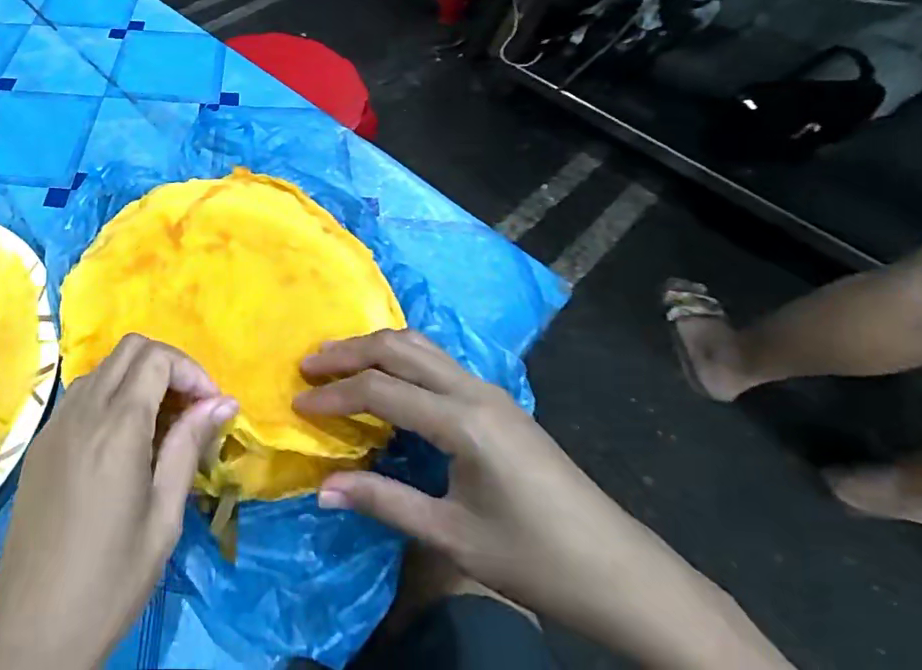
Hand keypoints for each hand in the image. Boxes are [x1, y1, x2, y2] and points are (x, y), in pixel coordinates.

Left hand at [0, 335, 236, 669]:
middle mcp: (82, 409)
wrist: (33, 622)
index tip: (212, 407)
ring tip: (163, 425)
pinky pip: (82, 393)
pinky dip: (112, 395)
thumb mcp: (164, 516)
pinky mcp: (41, 440)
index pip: (157, 358)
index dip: (192, 371)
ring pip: (104, 367)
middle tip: (192, 408)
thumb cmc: (111, 577)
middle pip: (130, 348)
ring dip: (139, 378)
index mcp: (116, 426)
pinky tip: (125, 440)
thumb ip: (189, 447)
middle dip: (169, 365)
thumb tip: (223, 402)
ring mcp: (56, 422)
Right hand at [295, 330, 790, 669]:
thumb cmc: (536, 561)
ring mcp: (491, 392)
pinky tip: (386, 378)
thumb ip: (384, 502)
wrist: (624, 575)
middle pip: (398, 347)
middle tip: (307, 365)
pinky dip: (401, 358)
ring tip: (337, 363)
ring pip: (421, 346)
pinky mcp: (499, 403)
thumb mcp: (452, 538)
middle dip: (348, 352)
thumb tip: (322, 488)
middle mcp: (475, 391)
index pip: (380, 390)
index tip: (296, 405)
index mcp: (463, 422)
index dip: (333, 395)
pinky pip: (438, 361)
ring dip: (375, 348)